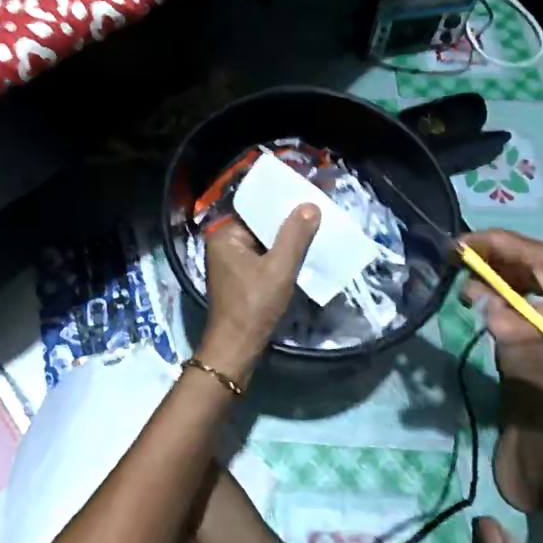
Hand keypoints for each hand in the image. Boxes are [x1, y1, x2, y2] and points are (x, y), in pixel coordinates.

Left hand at [199, 206, 320, 383]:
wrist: (237, 348)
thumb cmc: (253, 305)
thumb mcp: (278, 268)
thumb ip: (294, 236)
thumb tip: (310, 205)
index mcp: (225, 235)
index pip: (256, 208)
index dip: (282, 201)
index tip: (307, 194)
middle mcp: (225, 244)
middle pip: (261, 224)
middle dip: (288, 220)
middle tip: (317, 209)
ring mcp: (233, 262)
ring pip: (265, 241)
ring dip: (287, 238)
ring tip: (316, 227)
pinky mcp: (242, 278)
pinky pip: (265, 256)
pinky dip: (283, 254)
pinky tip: (304, 252)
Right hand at [459, 229, 542, 347]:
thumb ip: (532, 323)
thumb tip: (485, 325)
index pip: (497, 241)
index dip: (470, 244)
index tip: (444, 258)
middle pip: (505, 262)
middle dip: (481, 277)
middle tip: (469, 304)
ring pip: (523, 281)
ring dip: (502, 294)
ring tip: (490, 317)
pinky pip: (540, 298)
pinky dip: (524, 308)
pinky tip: (525, 328)